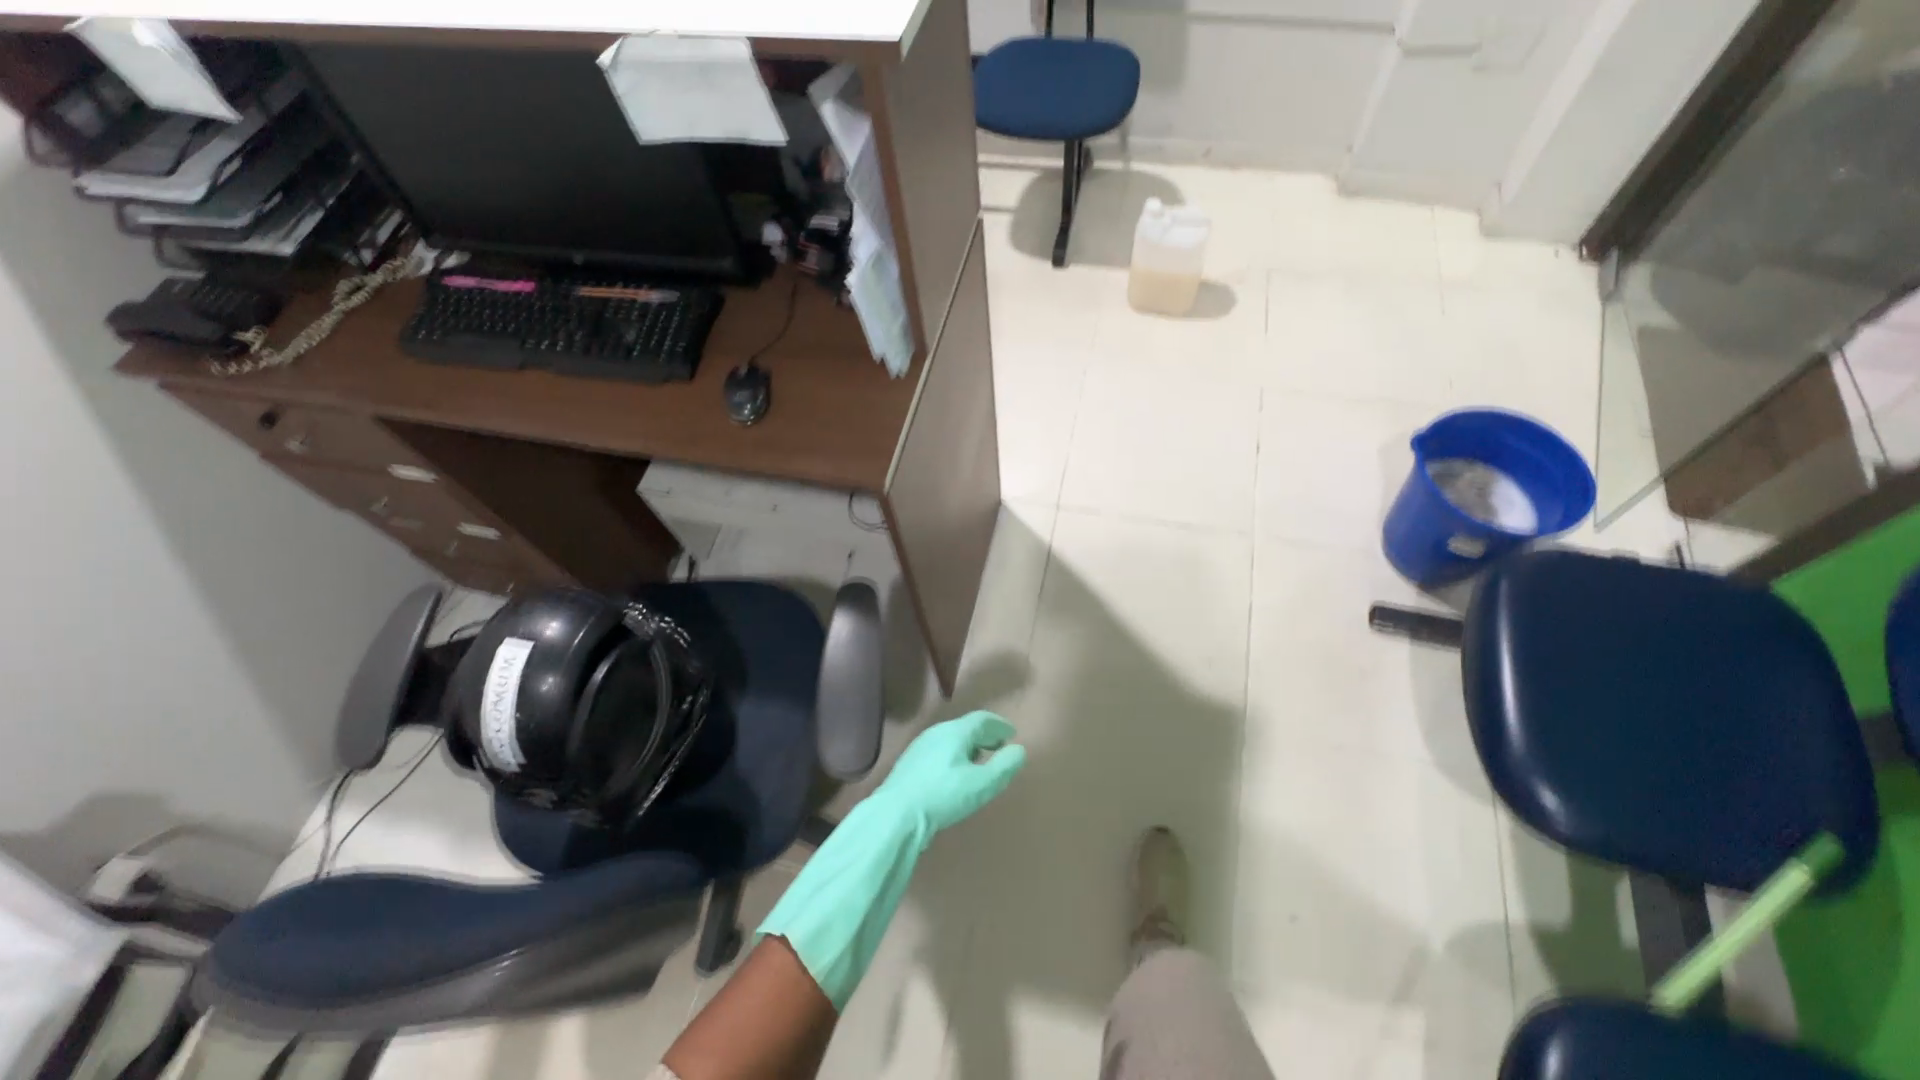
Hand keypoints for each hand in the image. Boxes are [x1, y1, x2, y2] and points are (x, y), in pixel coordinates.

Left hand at [872, 711, 1025, 831]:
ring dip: (969, 746)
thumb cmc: (944, 796)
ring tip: (980, 761)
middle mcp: (936, 733)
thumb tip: (1018, 750)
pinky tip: (955, 774)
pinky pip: (939, 751)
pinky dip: (954, 755)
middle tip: (999, 747)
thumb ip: (1004, 766)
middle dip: (985, 735)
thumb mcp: (982, 784)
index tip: (1012, 734)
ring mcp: (920, 748)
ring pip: (951, 739)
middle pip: (965, 727)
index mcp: (955, 732)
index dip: (1000, 725)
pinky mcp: (910, 764)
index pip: (982, 719)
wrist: (895, 814)